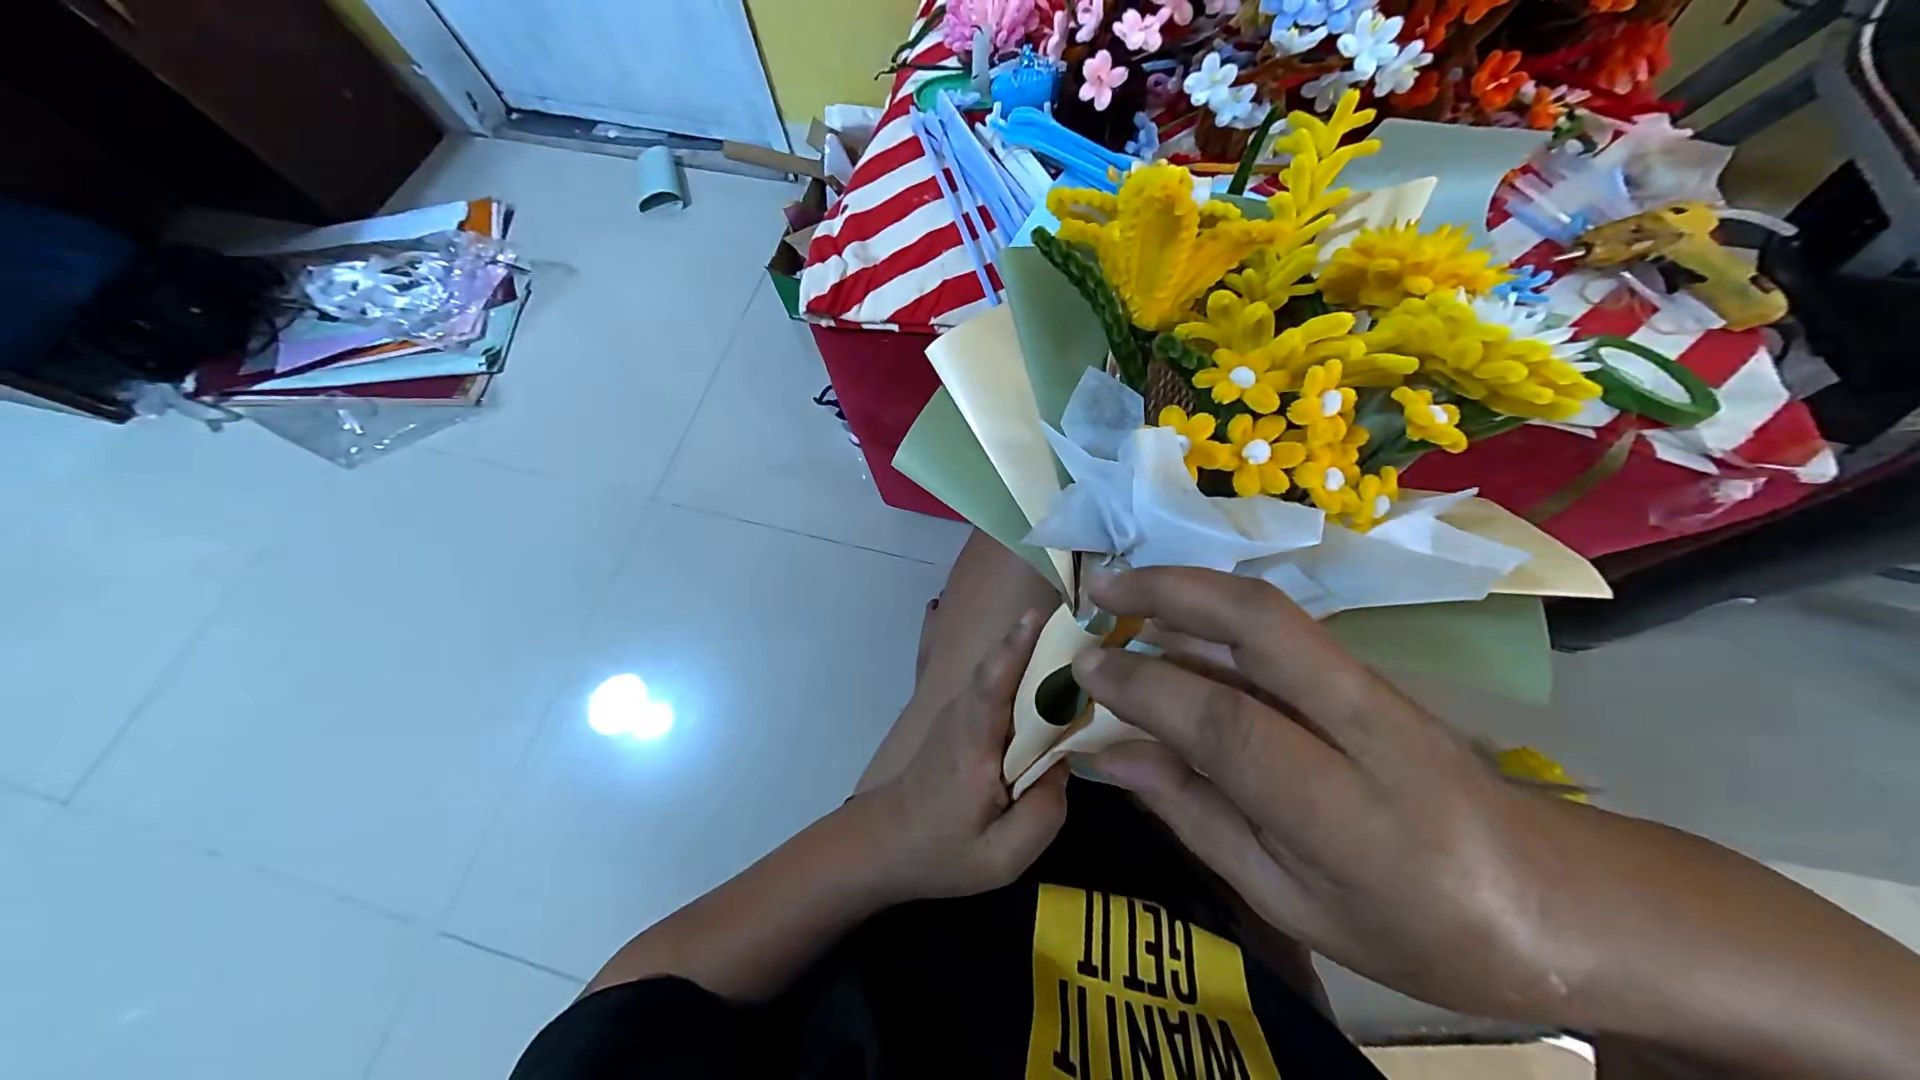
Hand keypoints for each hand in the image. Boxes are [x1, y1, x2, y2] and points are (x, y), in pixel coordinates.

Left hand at [864, 609, 1069, 902]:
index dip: (1015, 647)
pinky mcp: (963, 716)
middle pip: (1003, 667)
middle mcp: (963, 714)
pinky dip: (1027, 674)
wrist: (886, 842)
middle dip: (1043, 640)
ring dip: (1039, 654)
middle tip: (1090, 624)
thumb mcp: (1002, 857)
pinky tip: (1058, 678)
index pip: (992, 683)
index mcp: (973, 745)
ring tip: (1084, 642)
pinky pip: (1000, 686)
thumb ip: (1044, 811)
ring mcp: (959, 711)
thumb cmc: (942, 851)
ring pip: (1003, 673)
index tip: (1043, 614)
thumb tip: (1067, 761)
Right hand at [1071, 567, 1919, 1073]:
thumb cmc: (1422, 932)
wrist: (1567, 901)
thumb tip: (1113, 754)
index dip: (1148, 688)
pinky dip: (1217, 609)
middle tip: (1100, 590)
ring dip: (1190, 588)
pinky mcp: (1377, 674)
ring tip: (1122, 590)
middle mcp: (1374, 730)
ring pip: (1276, 612)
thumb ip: (1200, 819)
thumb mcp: (1297, 906)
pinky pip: (1285, 628)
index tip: (1084, 667)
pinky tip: (1174, 615)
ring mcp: (1382, 690)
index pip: (1233, 727)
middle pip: (1264, 624)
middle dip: (1171, 591)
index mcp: (1356, 818)